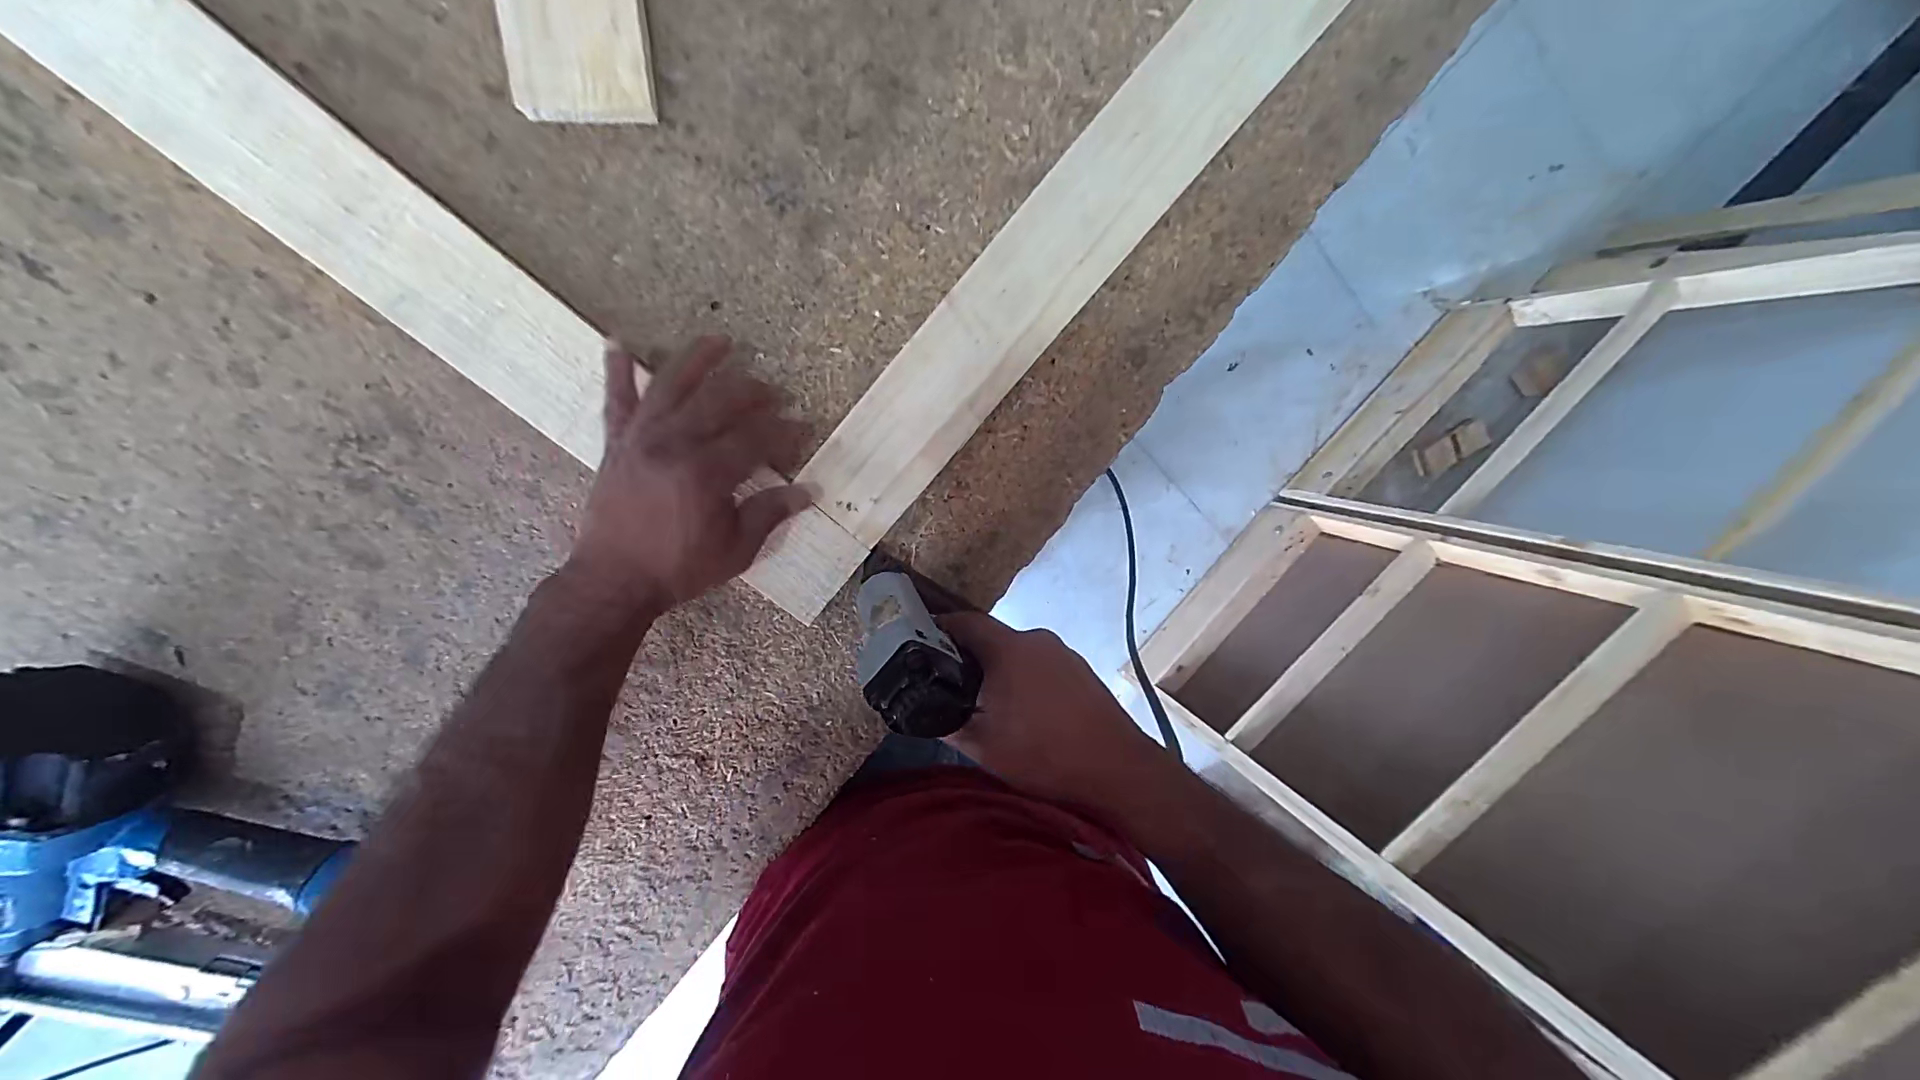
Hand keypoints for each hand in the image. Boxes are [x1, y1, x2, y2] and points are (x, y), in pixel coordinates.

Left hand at [564, 337, 811, 612]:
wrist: (612, 581)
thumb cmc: (678, 569)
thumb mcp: (736, 549)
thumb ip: (770, 513)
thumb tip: (809, 491)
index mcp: (706, 473)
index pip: (756, 438)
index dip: (784, 431)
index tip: (804, 427)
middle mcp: (673, 445)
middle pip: (719, 402)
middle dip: (753, 392)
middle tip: (774, 390)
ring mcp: (640, 439)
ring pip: (672, 387)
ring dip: (698, 360)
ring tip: (720, 340)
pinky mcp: (616, 444)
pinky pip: (617, 401)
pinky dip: (618, 371)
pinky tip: (618, 342)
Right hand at [937, 612, 1165, 808]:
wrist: (1118, 771)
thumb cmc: (1043, 754)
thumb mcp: (981, 745)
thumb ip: (948, 721)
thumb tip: (929, 708)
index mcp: (1009, 648)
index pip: (964, 621)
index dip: (938, 628)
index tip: (919, 646)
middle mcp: (1038, 640)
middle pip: (992, 638)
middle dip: (969, 659)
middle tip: (950, 686)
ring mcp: (1065, 655)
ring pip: (1018, 654)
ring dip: (1000, 673)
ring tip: (989, 707)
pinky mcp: (1083, 673)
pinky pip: (1042, 667)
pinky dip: (1026, 682)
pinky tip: (1026, 715)